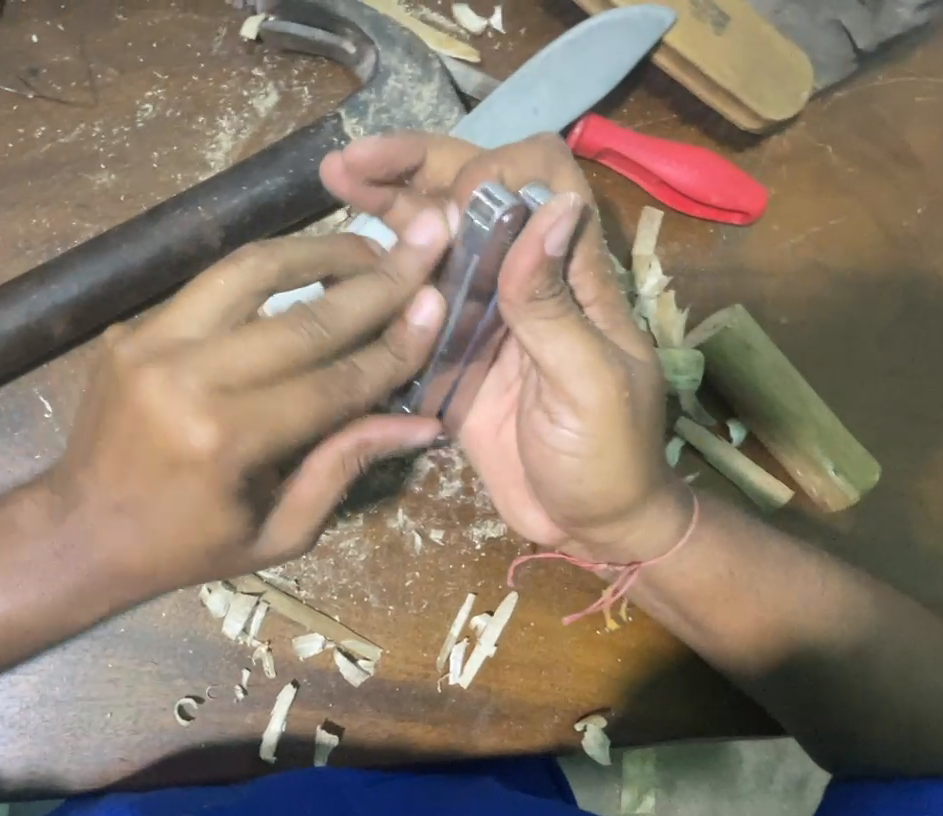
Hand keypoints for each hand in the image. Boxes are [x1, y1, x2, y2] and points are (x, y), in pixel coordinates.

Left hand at [46, 211, 450, 594]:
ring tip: (368, 247)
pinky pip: (213, 286)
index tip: (438, 309)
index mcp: (226, 441)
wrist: (80, 530)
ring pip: (251, 271)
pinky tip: (306, 268)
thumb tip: (421, 425)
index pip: (332, 383)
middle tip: (423, 248)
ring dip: (318, 252)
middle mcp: (188, 378)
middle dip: (374, 284)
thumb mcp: (277, 533)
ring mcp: (151, 343)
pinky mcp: (132, 329)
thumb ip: (344, 468)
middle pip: (301, 318)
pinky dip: (267, 272)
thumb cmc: (186, 548)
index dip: (393, 348)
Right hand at [322, 133, 688, 561]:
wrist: (588, 524)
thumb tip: (545, 209)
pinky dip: (381, 287)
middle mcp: (521, 284)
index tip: (451, 201)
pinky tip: (342, 272)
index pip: (540, 181)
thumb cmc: (607, 456)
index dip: (493, 172)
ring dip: (389, 215)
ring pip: (434, 250)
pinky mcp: (450, 364)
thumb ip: (556, 304)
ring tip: (335, 188)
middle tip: (347, 164)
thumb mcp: (590, 382)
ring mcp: (482, 323)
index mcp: (569, 277)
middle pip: (471, 202)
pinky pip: (412, 315)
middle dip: (415, 170)